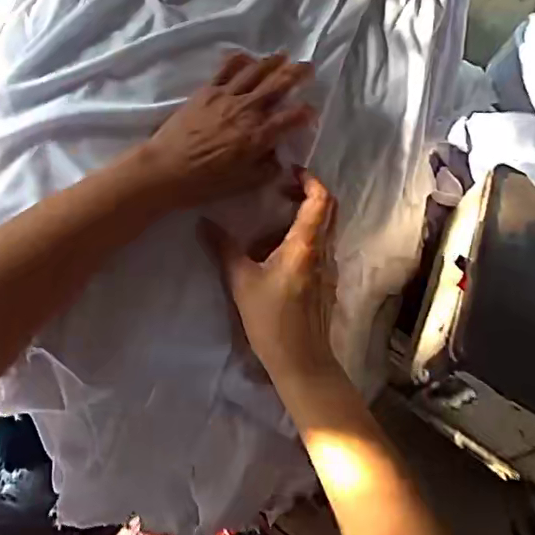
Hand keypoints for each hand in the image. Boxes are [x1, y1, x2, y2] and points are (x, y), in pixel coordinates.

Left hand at [128, 52, 315, 206]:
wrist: (165, 168)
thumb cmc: (204, 182)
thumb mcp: (243, 184)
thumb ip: (266, 169)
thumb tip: (278, 157)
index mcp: (258, 136)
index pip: (291, 118)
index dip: (306, 113)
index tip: (311, 110)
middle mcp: (247, 110)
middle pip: (278, 85)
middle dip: (296, 74)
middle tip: (308, 66)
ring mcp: (225, 96)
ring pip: (255, 71)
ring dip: (272, 62)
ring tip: (283, 56)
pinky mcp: (206, 91)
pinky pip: (226, 69)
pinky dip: (239, 60)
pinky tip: (248, 56)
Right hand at [200, 171, 340, 386]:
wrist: (303, 363)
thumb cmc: (272, 320)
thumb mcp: (241, 282)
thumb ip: (224, 248)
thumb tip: (205, 222)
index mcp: (306, 245)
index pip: (321, 199)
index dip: (309, 179)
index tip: (289, 171)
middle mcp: (324, 251)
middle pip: (329, 209)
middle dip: (308, 192)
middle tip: (279, 188)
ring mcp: (329, 268)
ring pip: (325, 229)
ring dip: (303, 216)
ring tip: (270, 221)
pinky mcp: (327, 283)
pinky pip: (320, 247)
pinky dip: (303, 237)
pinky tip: (276, 252)